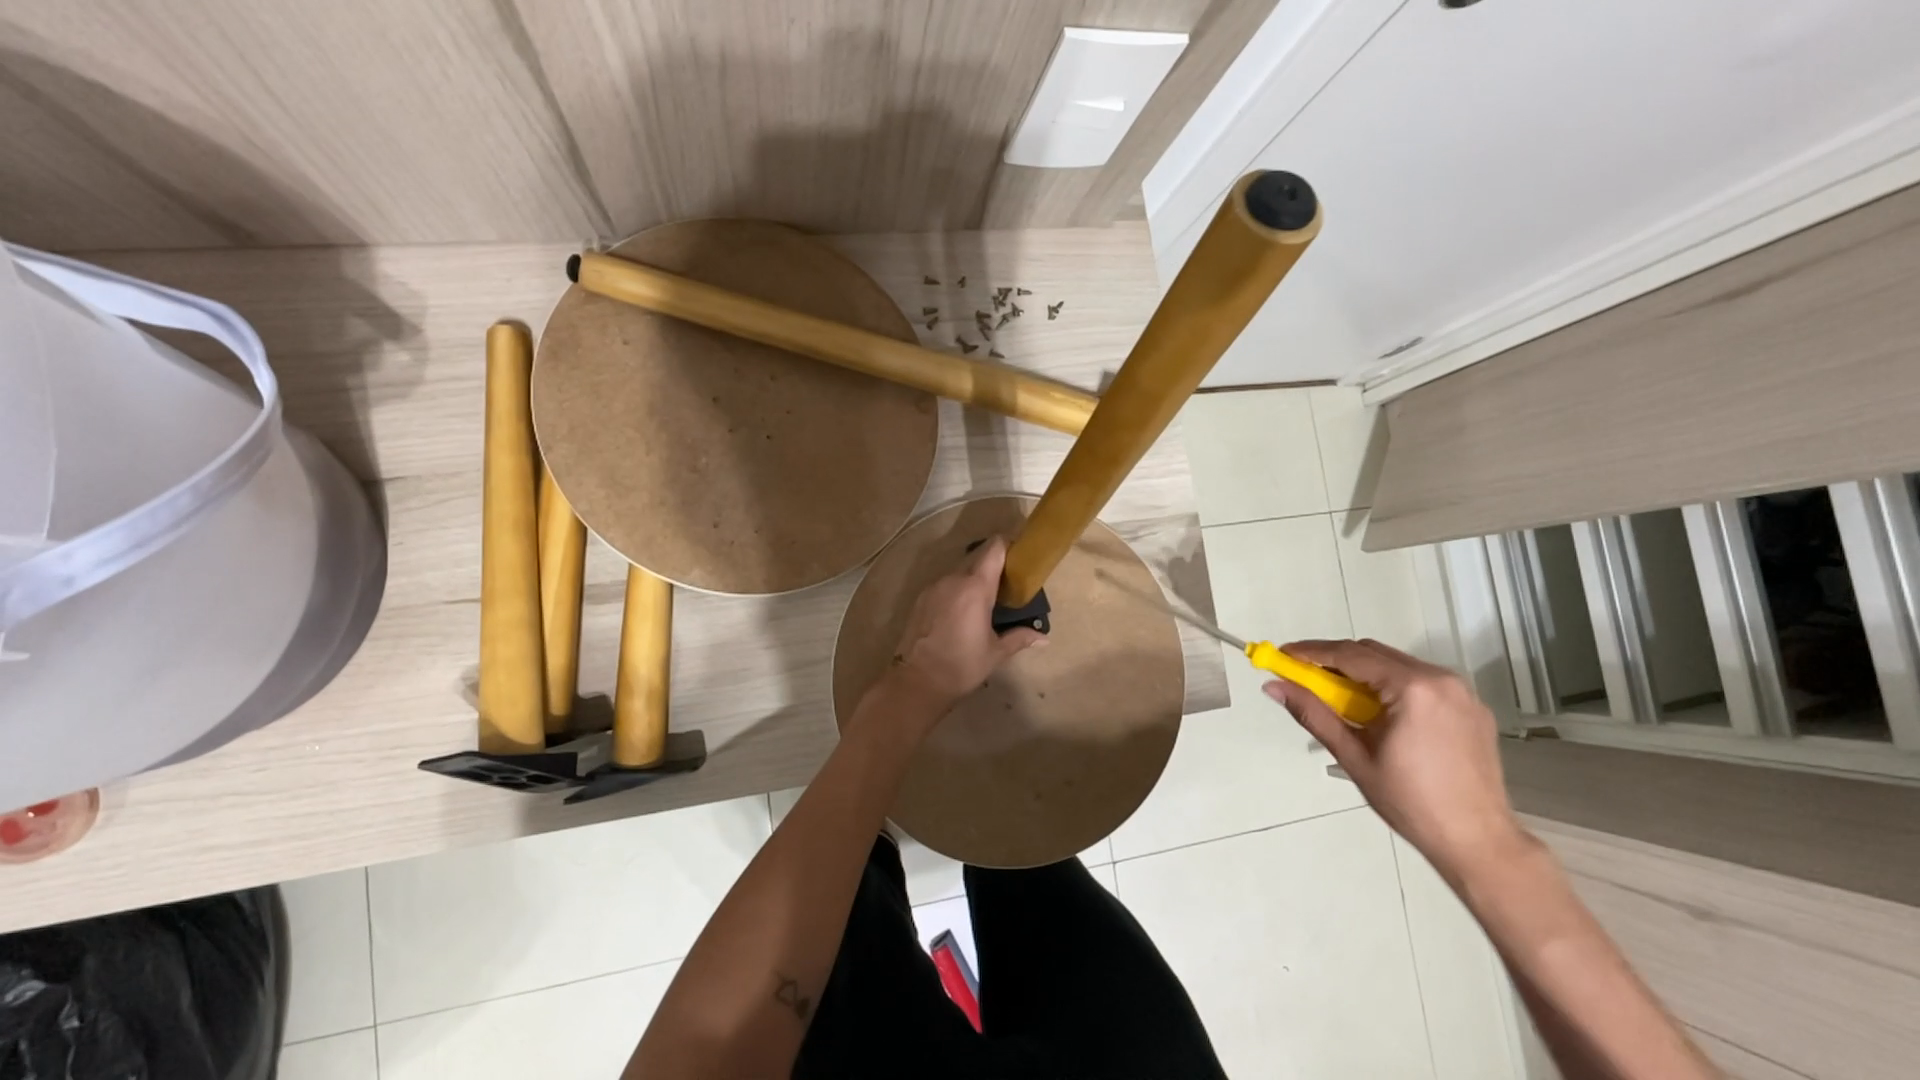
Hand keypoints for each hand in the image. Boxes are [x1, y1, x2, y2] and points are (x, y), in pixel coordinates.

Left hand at [886, 536, 1045, 714]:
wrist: (916, 682)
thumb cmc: (961, 666)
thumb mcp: (995, 653)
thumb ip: (1019, 638)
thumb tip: (1044, 638)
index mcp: (975, 588)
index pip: (994, 550)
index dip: (1008, 545)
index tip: (1020, 553)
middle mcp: (953, 580)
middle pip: (977, 560)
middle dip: (993, 567)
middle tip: (1008, 584)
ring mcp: (933, 588)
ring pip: (959, 573)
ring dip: (973, 581)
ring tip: (986, 601)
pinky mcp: (920, 599)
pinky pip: (945, 586)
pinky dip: (957, 592)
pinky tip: (963, 612)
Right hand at [1264, 639, 1525, 882]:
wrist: (1477, 839)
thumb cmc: (1410, 801)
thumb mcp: (1354, 756)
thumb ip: (1314, 714)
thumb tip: (1275, 687)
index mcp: (1413, 688)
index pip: (1351, 655)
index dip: (1311, 652)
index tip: (1282, 655)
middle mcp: (1441, 678)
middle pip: (1376, 654)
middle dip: (1336, 661)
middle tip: (1304, 677)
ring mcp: (1462, 692)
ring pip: (1399, 666)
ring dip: (1365, 674)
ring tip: (1340, 701)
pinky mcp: (1472, 707)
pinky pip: (1423, 683)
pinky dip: (1394, 688)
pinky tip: (1381, 716)